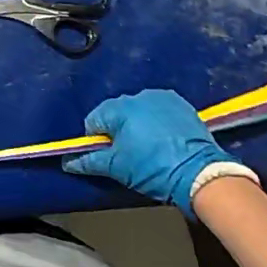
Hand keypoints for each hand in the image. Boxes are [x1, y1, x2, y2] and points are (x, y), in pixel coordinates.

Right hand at [64, 90, 245, 216]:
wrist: (198, 170)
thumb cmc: (152, 168)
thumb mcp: (117, 167)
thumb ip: (90, 161)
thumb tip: (69, 162)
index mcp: (121, 107)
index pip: (95, 119)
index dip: (96, 139)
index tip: (107, 155)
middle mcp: (141, 96)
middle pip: (117, 113)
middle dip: (118, 131)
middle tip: (127, 155)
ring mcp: (163, 98)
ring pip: (140, 111)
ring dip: (138, 125)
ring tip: (148, 149)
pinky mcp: (182, 104)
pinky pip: (160, 111)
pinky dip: (157, 123)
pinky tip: (164, 141)